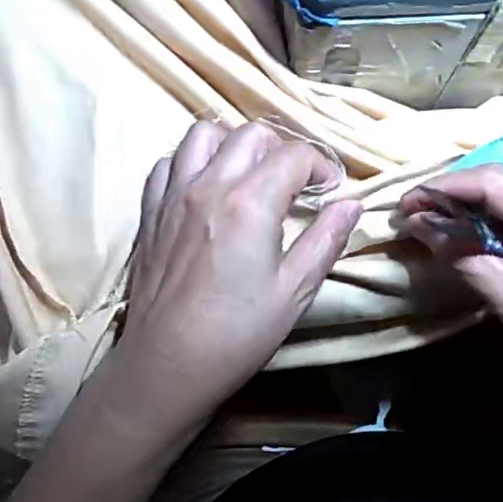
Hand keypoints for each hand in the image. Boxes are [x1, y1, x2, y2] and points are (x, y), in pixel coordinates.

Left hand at [86, 122, 361, 447]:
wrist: (167, 366)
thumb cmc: (238, 334)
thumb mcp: (295, 291)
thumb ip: (325, 240)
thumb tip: (352, 205)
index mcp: (251, 203)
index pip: (294, 155)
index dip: (322, 166)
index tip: (331, 190)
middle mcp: (209, 185)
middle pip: (252, 135)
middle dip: (283, 150)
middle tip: (297, 183)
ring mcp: (173, 195)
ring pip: (203, 135)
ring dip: (235, 145)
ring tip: (250, 174)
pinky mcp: (149, 212)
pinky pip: (168, 163)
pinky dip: (192, 163)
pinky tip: (206, 189)